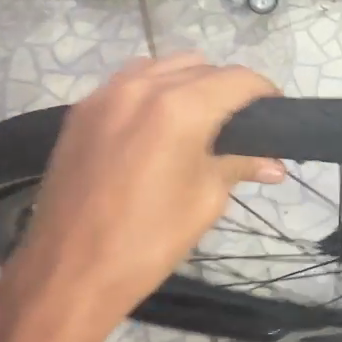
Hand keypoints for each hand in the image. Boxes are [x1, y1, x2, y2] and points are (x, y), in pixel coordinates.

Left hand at [12, 54, 285, 318]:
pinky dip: (154, 89)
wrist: (66, 275)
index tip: (276, 112)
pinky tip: (158, 123)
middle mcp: (142, 87)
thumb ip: (239, 165)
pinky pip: (131, 81)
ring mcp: (106, 95)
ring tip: (199, 120)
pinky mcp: (81, 111)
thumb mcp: (206, 200)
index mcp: (179, 108)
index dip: (264, 92)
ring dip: (190, 82)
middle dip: (228, 89)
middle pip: (203, 68)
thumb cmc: (147, 242)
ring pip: (165, 66)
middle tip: (241, 125)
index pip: (238, 79)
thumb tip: (275, 164)